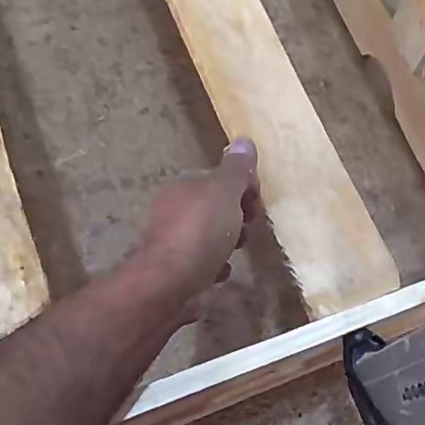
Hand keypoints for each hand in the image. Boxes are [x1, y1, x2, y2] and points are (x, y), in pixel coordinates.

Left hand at [129, 137, 259, 322]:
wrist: (168, 284)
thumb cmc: (200, 232)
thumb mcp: (224, 192)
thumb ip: (236, 170)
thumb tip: (244, 140)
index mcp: (184, 187)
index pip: (217, 179)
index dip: (242, 188)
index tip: (256, 203)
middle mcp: (173, 211)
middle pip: (213, 208)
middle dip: (236, 217)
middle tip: (247, 228)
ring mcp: (171, 243)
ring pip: (207, 237)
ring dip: (226, 243)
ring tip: (237, 252)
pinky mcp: (174, 271)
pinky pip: (201, 264)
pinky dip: (214, 266)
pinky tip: (220, 273)